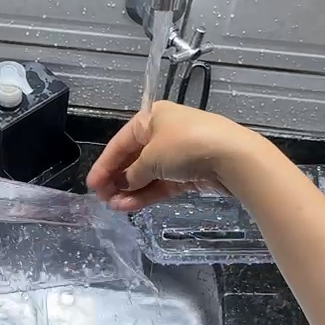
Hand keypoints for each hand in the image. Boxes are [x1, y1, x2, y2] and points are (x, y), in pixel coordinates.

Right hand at [87, 102, 276, 211]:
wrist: (232, 157)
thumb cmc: (185, 146)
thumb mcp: (151, 158)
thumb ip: (132, 174)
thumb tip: (121, 185)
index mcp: (152, 117)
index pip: (120, 143)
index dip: (104, 165)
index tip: (91, 185)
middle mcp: (164, 132)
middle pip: (133, 158)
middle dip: (117, 179)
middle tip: (102, 198)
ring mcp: (179, 153)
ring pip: (147, 174)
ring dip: (130, 190)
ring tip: (114, 207)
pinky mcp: (190, 172)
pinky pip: (162, 184)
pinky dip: (146, 194)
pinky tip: (129, 206)